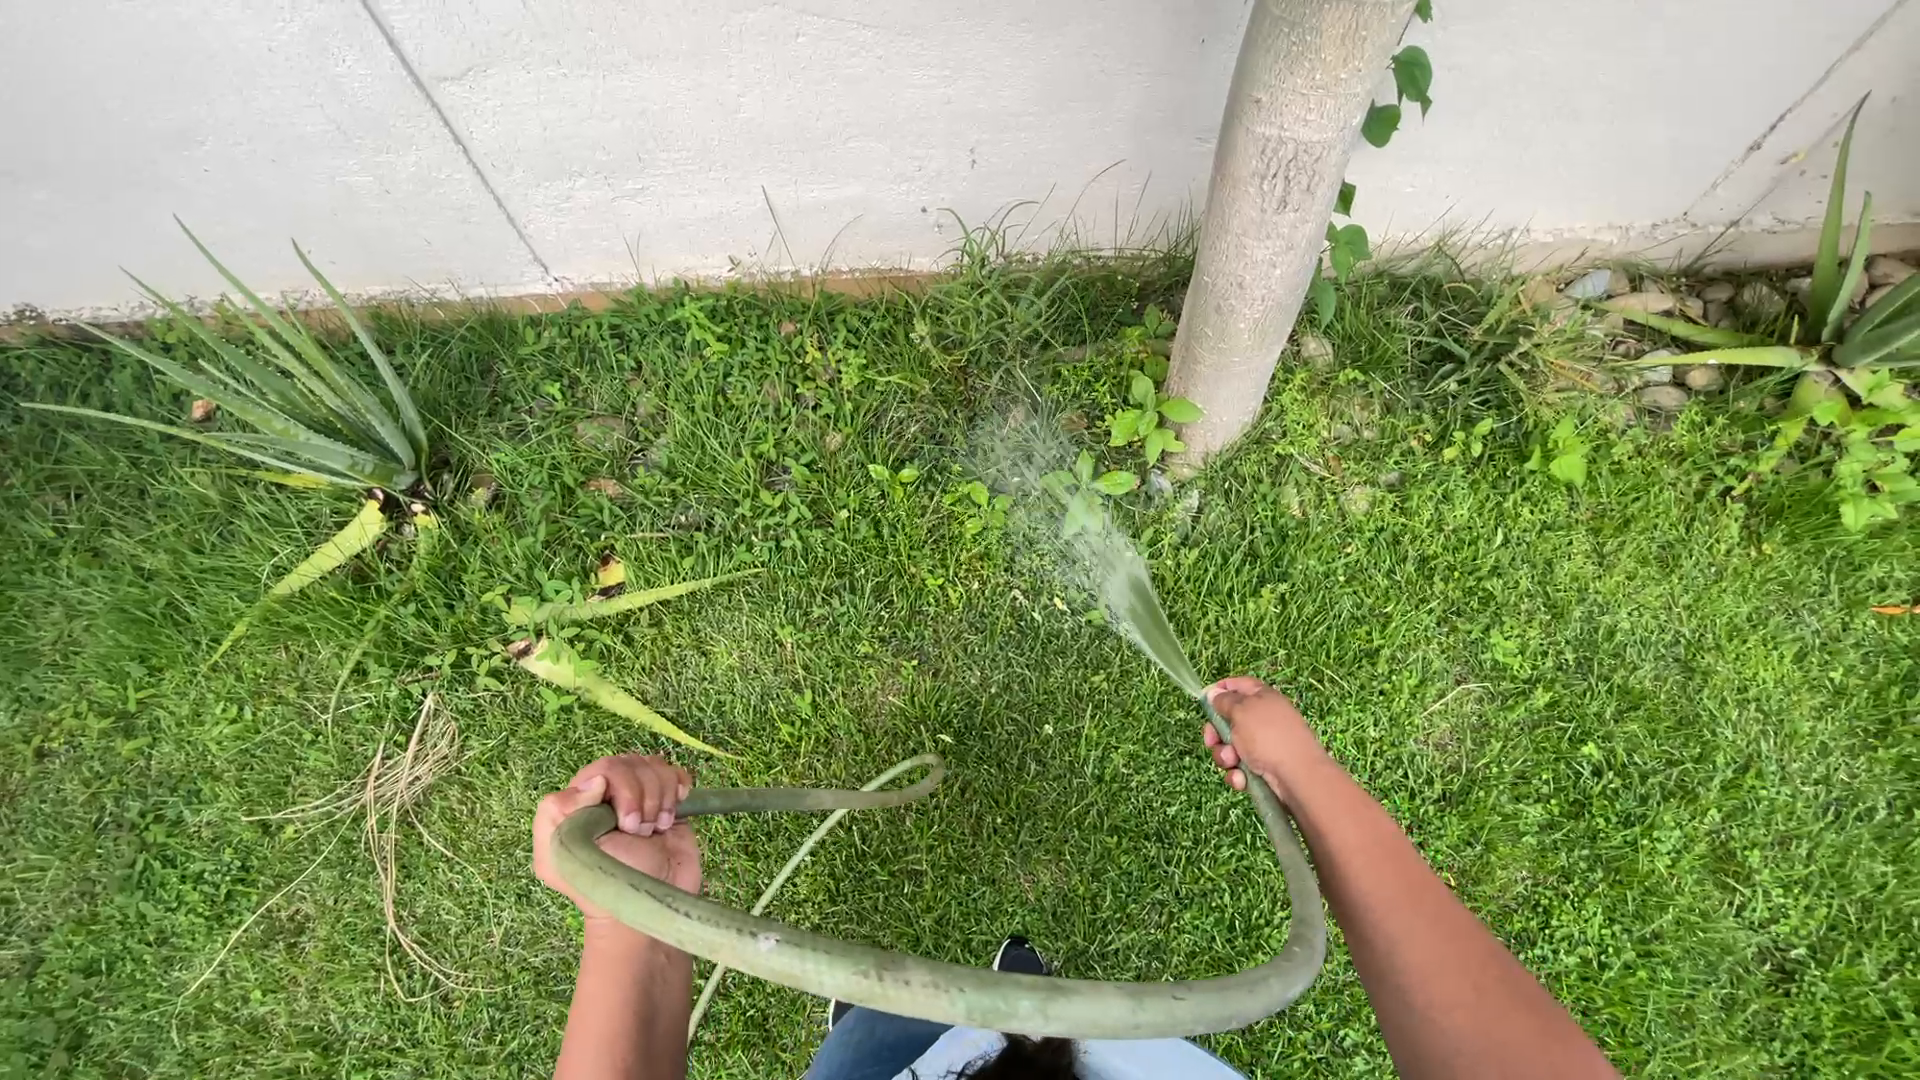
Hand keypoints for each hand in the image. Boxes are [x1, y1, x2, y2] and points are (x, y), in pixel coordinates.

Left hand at [534, 754, 701, 928]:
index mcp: (580, 803)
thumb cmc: (604, 886)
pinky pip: (677, 774)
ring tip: (655, 829)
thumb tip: (597, 781)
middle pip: (635, 764)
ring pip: (658, 767)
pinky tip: (672, 814)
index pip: (606, 768)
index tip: (625, 824)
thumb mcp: (562, 857)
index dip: (622, 788)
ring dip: (661, 799)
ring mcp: (642, 797)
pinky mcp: (670, 803)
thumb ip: (558, 812)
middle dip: (644, 796)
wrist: (651, 907)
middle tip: (640, 831)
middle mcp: (611, 795)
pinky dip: (679, 788)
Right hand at [1202, 676, 1331, 801]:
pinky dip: (1237, 774)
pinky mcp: (1263, 767)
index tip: (1205, 699)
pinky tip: (1241, 779)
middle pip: (1229, 719)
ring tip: (1231, 762)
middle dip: (1216, 733)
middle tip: (1212, 741)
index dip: (1221, 689)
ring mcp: (1264, 744)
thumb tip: (1214, 693)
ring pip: (1231, 746)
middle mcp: (1263, 719)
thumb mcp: (1242, 711)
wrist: (1298, 777)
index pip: (1238, 685)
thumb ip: (1224, 701)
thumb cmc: (1268, 737)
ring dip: (1224, 756)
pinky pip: (1240, 767)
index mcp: (1262, 698)